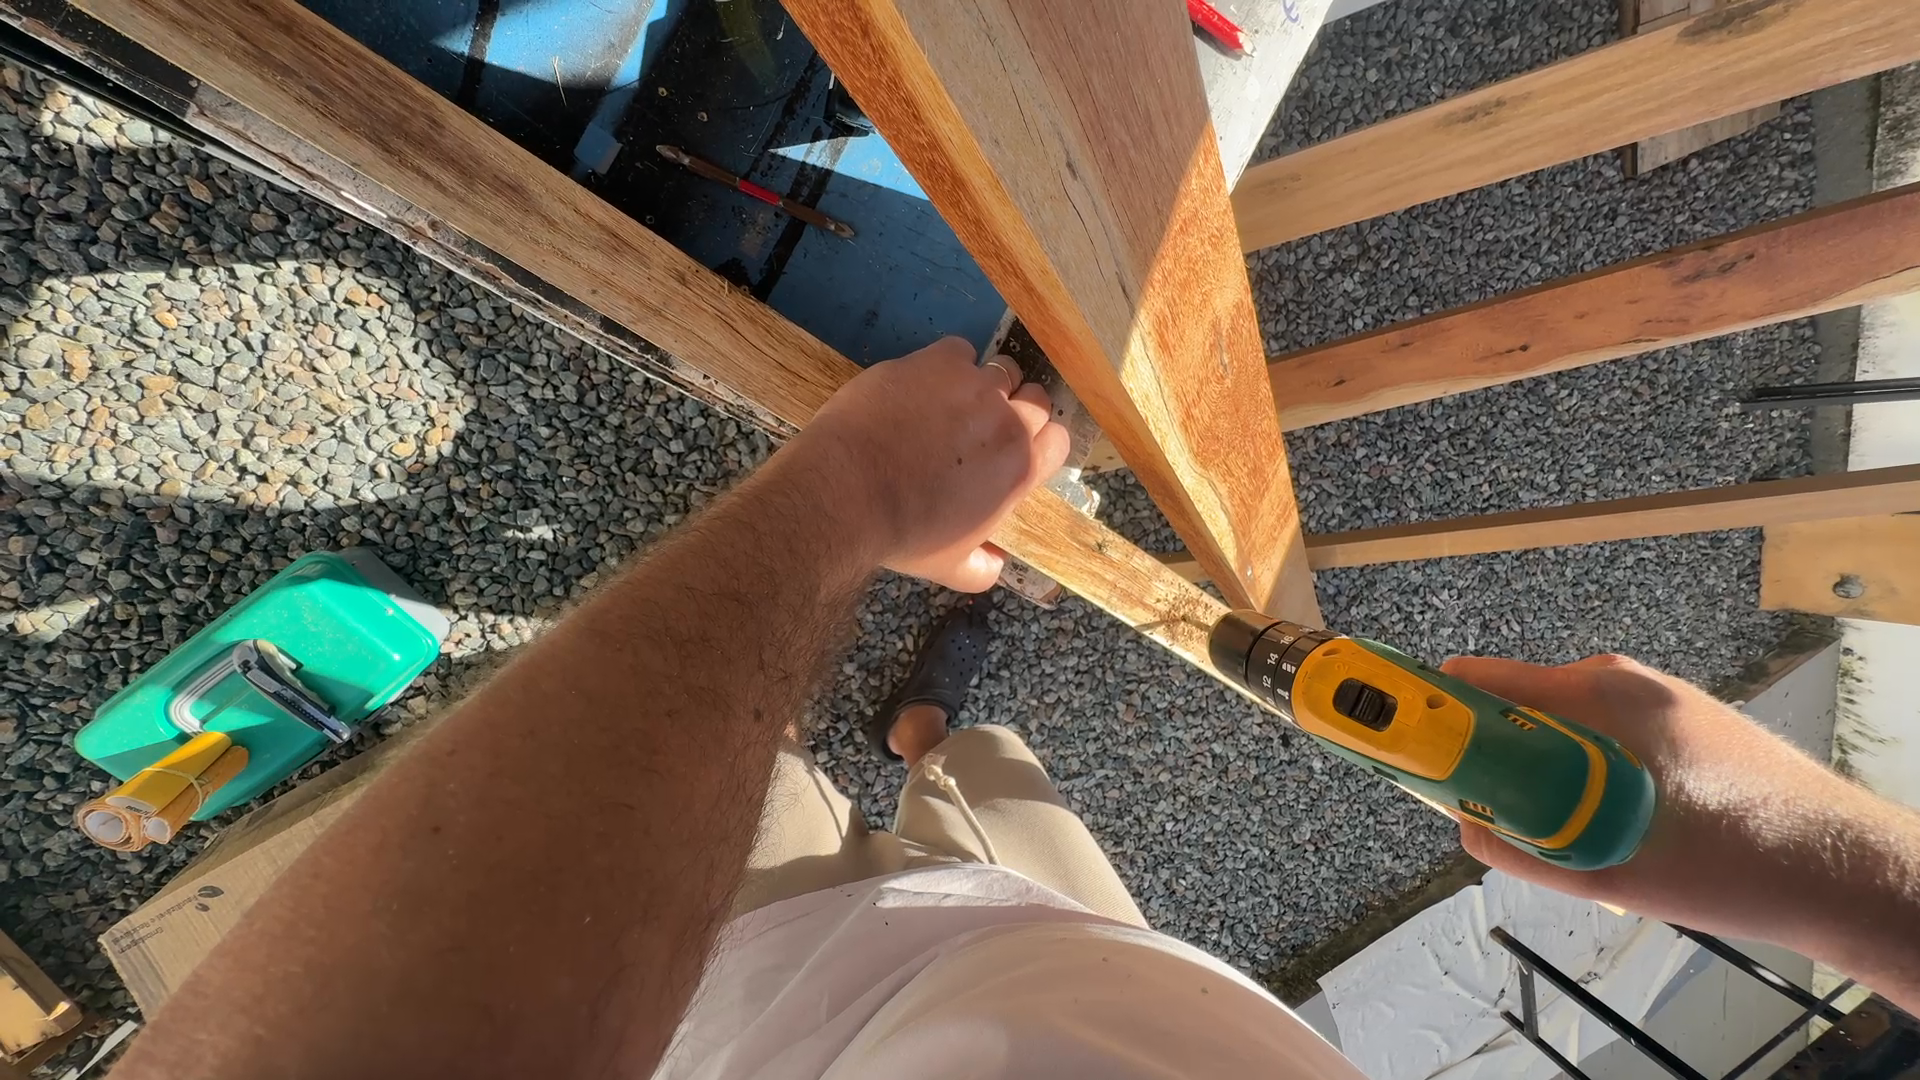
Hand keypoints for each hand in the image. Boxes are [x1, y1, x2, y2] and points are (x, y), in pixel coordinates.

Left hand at [788, 337, 1069, 590]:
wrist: (846, 491)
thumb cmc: (903, 534)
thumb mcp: (950, 567)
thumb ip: (983, 567)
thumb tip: (996, 564)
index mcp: (1019, 469)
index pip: (1058, 439)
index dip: (1038, 442)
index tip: (1013, 448)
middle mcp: (1007, 421)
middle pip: (1037, 398)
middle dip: (1017, 408)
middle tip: (983, 425)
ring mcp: (974, 385)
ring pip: (1001, 370)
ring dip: (985, 385)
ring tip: (953, 401)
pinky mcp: (936, 362)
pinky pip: (959, 350)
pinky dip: (948, 365)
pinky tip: (925, 384)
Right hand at [1441, 654, 1904, 948]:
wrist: (1865, 878)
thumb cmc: (1738, 865)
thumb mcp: (1607, 872)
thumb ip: (1518, 849)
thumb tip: (1462, 826)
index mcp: (1593, 692)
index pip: (1474, 675)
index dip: (1435, 708)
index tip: (1422, 746)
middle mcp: (1615, 676)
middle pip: (1511, 697)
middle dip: (1494, 745)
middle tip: (1506, 801)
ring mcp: (1650, 690)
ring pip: (1554, 714)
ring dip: (1541, 757)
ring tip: (1574, 816)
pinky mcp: (1676, 710)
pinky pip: (1594, 723)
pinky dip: (1581, 758)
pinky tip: (1616, 809)